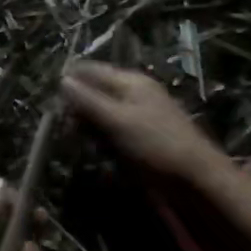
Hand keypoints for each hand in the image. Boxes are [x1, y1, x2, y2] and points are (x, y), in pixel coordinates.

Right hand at [62, 61, 224, 182]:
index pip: (92, 70)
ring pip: (105, 113)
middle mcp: (136, 92)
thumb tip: (62, 80)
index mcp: (131, 81)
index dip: (71, 80)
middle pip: (97, 91)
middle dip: (79, 107)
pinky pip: (116, 131)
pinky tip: (99, 152)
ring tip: (81, 141)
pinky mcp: (146, 137)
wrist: (199, 180)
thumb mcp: (117, 120)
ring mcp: (142, 115)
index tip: (51, 99)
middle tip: (65, 127)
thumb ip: (88, 99)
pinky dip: (105, 139)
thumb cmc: (156, 145)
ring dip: (91, 126)